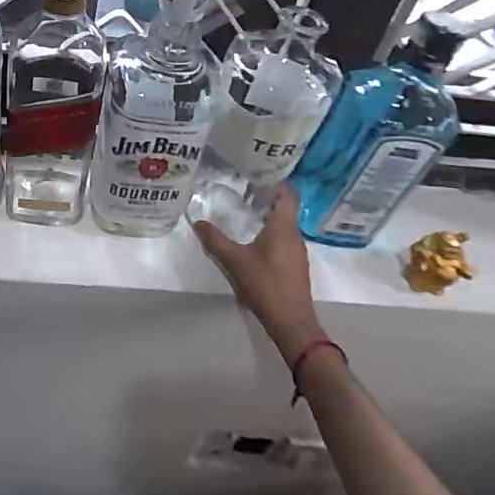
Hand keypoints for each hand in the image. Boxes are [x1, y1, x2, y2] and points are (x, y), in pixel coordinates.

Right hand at [193, 185, 325, 363]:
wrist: (291, 322)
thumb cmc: (265, 285)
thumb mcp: (235, 261)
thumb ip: (215, 240)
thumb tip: (197, 222)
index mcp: (284, 228)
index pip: (287, 194)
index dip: (276, 180)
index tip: (257, 172)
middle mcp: (294, 236)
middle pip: (285, 207)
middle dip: (266, 196)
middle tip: (242, 187)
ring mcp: (297, 251)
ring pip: (284, 224)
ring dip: (268, 214)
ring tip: (244, 208)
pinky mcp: (294, 264)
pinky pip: (283, 238)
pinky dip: (270, 231)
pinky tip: (252, 237)